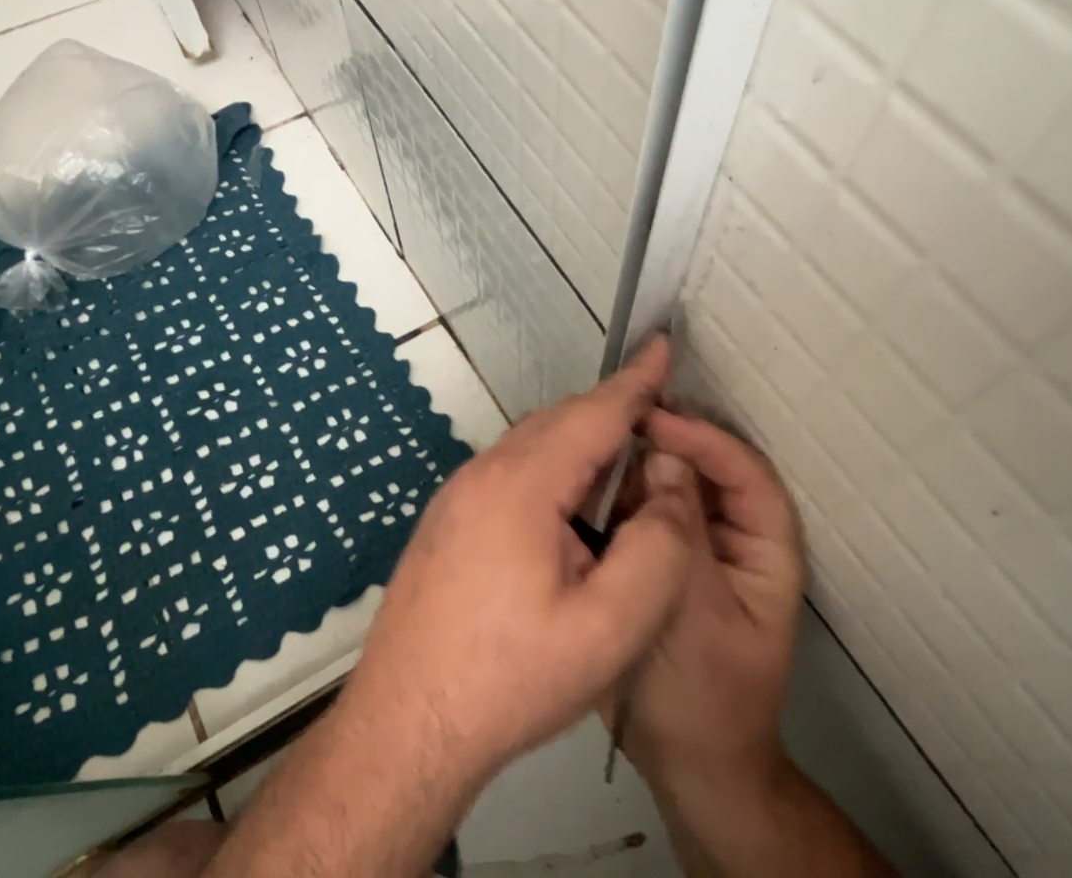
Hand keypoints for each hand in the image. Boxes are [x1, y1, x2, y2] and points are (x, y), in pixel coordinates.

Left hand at [341, 339, 697, 782]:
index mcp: (522, 486)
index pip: (593, 412)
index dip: (637, 380)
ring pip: (530, 447)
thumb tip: (664, 491)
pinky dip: (551, 471)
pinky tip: (569, 511)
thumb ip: (657, 549)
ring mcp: (453, 500)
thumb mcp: (611, 626)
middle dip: (611, 411)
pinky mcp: (443, 526)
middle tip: (659, 418)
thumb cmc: (512, 680)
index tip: (663, 345)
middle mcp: (480, 476)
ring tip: (624, 465)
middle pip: (558, 422)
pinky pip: (508, 474)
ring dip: (580, 445)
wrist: (407, 726)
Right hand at [613, 410, 804, 786]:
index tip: (653, 418)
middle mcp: (730, 539)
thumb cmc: (704, 696)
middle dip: (664, 443)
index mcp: (763, 548)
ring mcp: (690, 552)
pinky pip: (639, 520)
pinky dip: (614, 499)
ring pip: (667, 492)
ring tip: (590, 439)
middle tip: (613, 415)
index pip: (744, 474)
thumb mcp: (695, 613)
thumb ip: (680, 534)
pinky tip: (579, 482)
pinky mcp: (655, 566)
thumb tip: (663, 456)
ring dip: (635, 466)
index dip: (704, 440)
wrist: (684, 766)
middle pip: (704, 474)